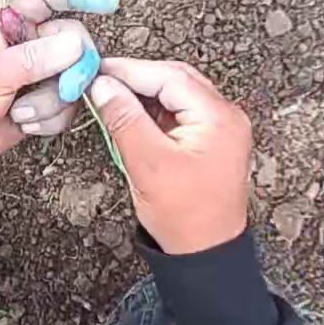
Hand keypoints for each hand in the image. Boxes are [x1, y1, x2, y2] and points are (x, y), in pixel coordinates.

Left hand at [0, 0, 118, 184]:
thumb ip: (31, 58)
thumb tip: (74, 44)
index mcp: (8, 23)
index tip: (107, 3)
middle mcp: (29, 41)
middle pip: (74, 40)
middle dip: (72, 70)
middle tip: (65, 90)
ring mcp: (41, 70)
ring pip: (75, 77)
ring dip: (52, 102)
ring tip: (20, 113)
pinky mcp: (48, 98)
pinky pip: (70, 104)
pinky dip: (51, 119)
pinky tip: (25, 124)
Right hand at [86, 58, 252, 254]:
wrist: (206, 254)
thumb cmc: (185, 216)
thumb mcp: (147, 163)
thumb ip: (124, 118)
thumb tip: (103, 85)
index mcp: (219, 117)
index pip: (169, 77)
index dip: (130, 70)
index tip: (98, 70)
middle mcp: (225, 116)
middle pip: (175, 80)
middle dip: (136, 78)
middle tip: (100, 80)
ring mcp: (219, 127)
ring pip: (175, 94)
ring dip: (143, 93)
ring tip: (110, 96)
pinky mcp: (209, 139)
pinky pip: (178, 112)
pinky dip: (153, 110)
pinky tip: (130, 113)